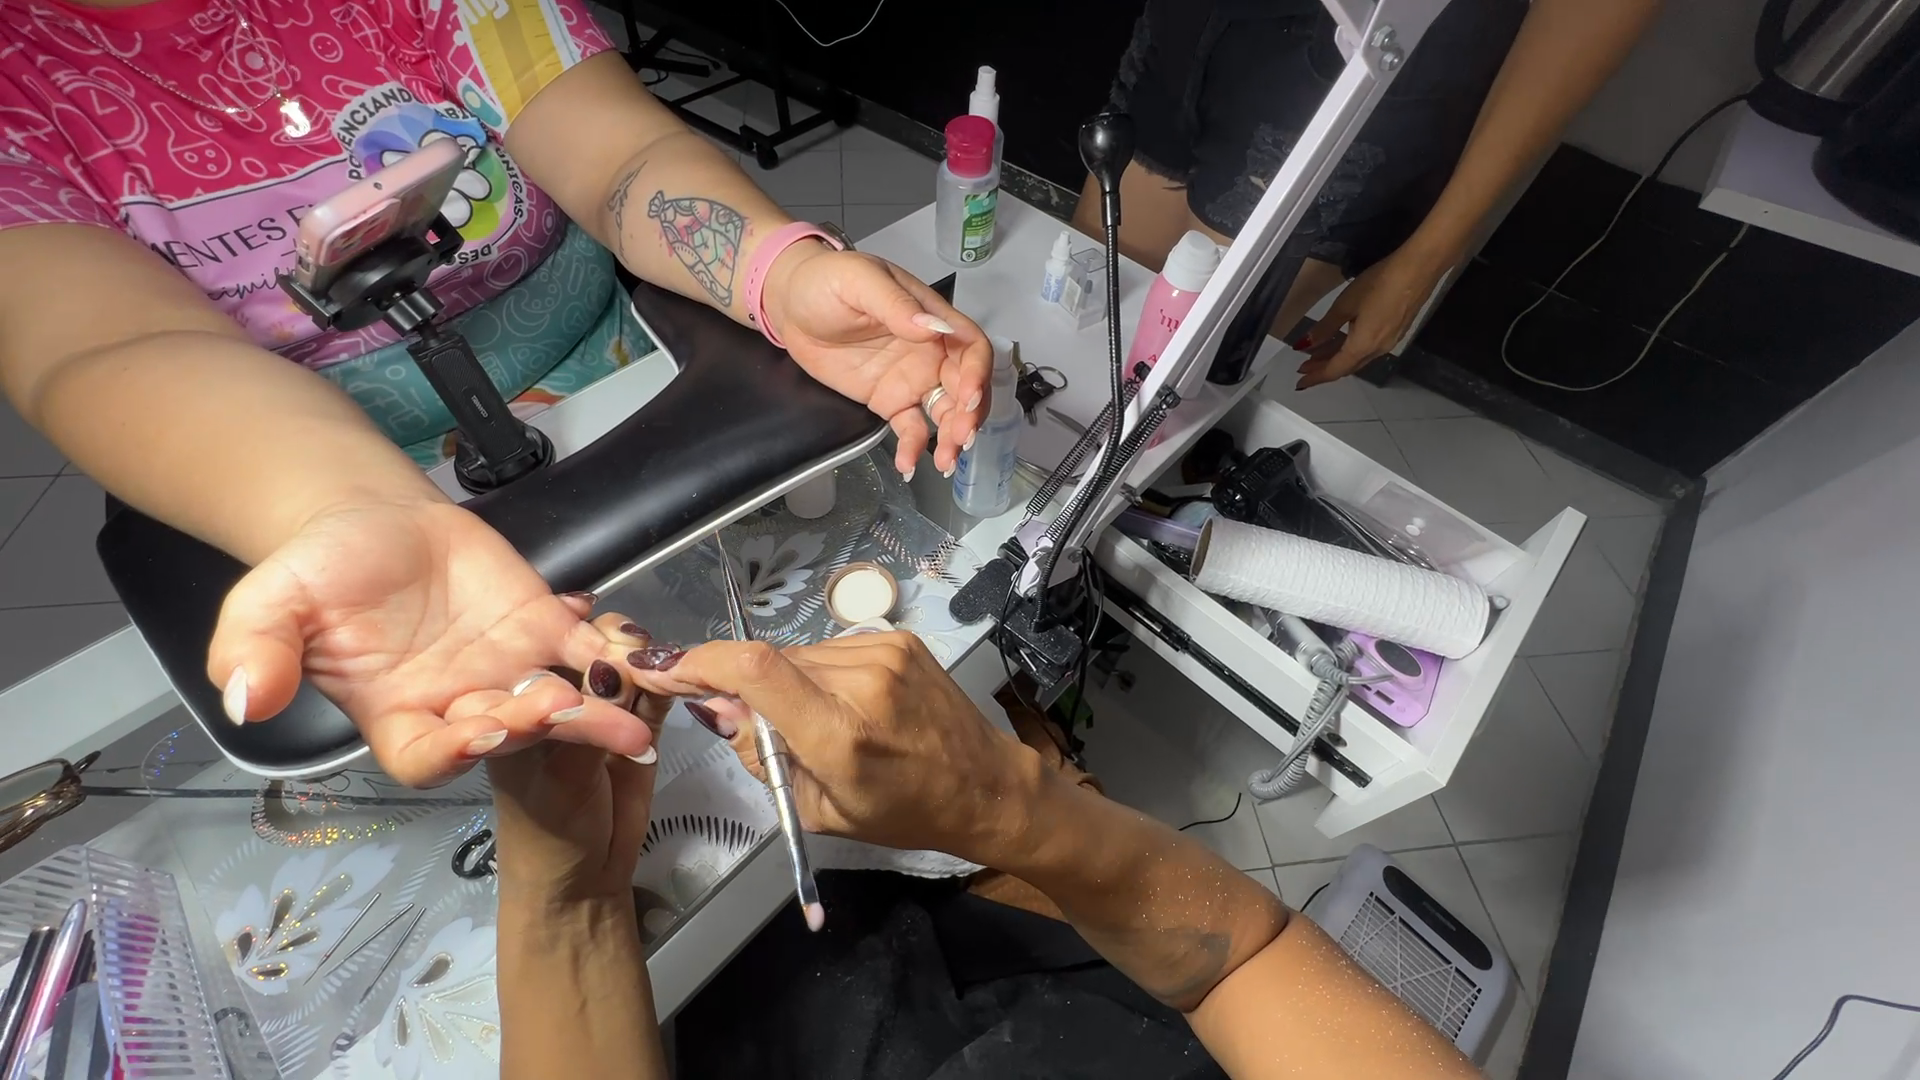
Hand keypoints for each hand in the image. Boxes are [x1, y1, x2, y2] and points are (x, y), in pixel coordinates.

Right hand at [207, 498, 656, 786]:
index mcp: (399, 711)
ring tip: (630, 714)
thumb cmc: (322, 567)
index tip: (479, 731)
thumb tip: (245, 700)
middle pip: (510, 730)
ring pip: (561, 696)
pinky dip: (617, 655)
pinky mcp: (548, 626)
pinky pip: (589, 649)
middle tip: (570, 710)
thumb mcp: (269, 605)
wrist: (380, 520)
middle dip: (541, 725)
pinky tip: (644, 660)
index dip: (456, 751)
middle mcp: (464, 699)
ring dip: (596, 705)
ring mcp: (513, 666)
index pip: (429, 756)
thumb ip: (256, 651)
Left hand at [486, 625, 663, 901]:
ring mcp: (602, 712)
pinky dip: (667, 682)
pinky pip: (655, 693)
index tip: (595, 638)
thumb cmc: (547, 831)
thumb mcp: (559, 774)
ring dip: (643, 660)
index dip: (569, 640)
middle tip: (633, 645)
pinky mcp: (641, 723)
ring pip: (625, 669)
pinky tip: (676, 673)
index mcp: (518, 706)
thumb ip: (589, 721)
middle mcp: (559, 700)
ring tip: (658, 658)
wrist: (585, 880)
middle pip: (588, 652)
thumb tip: (616, 667)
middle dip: (612, 643)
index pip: (545, 658)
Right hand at [630, 632, 1038, 864]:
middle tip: (753, 723)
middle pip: (772, 661)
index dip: (702, 662)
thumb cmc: (904, 812)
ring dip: (788, 681)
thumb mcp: (822, 809)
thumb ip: (763, 755)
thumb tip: (714, 706)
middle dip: (745, 686)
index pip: (755, 670)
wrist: (985, 782)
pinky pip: (833, 649)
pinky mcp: (899, 638)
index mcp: (841, 731)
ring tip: (814, 720)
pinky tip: (844, 702)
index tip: (668, 670)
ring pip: (801, 654)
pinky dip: (821, 672)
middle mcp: (863, 677)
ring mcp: (885, 650)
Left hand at [765, 245, 993, 477]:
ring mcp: (911, 380)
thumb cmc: (826, 281)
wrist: (789, 305)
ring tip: (946, 463)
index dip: (976, 373)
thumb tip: (932, 328)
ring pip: (944, 413)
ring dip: (952, 438)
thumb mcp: (860, 280)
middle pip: (965, 387)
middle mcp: (930, 352)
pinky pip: (910, 429)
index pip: (971, 347)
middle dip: (970, 415)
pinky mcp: (889, 402)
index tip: (966, 396)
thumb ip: (897, 305)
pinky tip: (909, 466)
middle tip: (960, 439)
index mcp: (932, 319)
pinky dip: (913, 448)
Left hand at [1295, 242, 1454, 388]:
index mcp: (1362, 346)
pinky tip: (1342, 341)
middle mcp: (1378, 350)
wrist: (1422, 266)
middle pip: (1346, 367)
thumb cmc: (1379, 283)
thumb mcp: (1345, 305)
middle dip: (1324, 369)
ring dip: (1336, 358)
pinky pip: (1368, 348)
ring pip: (1357, 358)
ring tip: (1316, 355)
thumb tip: (1305, 346)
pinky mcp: (1397, 330)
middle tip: (1304, 368)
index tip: (1300, 383)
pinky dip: (1350, 349)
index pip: (1335, 370)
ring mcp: (1390, 341)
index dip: (1316, 377)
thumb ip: (1324, 328)